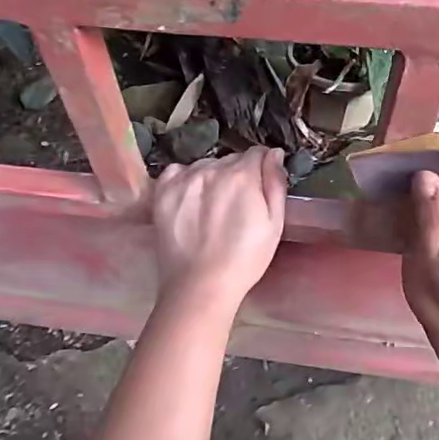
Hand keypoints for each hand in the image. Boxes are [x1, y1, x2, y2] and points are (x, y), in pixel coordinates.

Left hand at [152, 145, 288, 310]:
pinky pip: (178, 172)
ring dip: (213, 178)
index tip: (259, 187)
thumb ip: (275, 183)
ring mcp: (184, 180)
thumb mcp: (274, 224)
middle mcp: (212, 169)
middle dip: (238, 175)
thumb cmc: (244, 260)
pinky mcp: (163, 193)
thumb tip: (274, 153)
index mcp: (242, 176)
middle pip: (231, 160)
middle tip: (237, 205)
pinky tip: (191, 201)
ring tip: (213, 208)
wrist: (200, 286)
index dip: (261, 168)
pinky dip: (186, 180)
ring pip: (206, 165)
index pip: (257, 153)